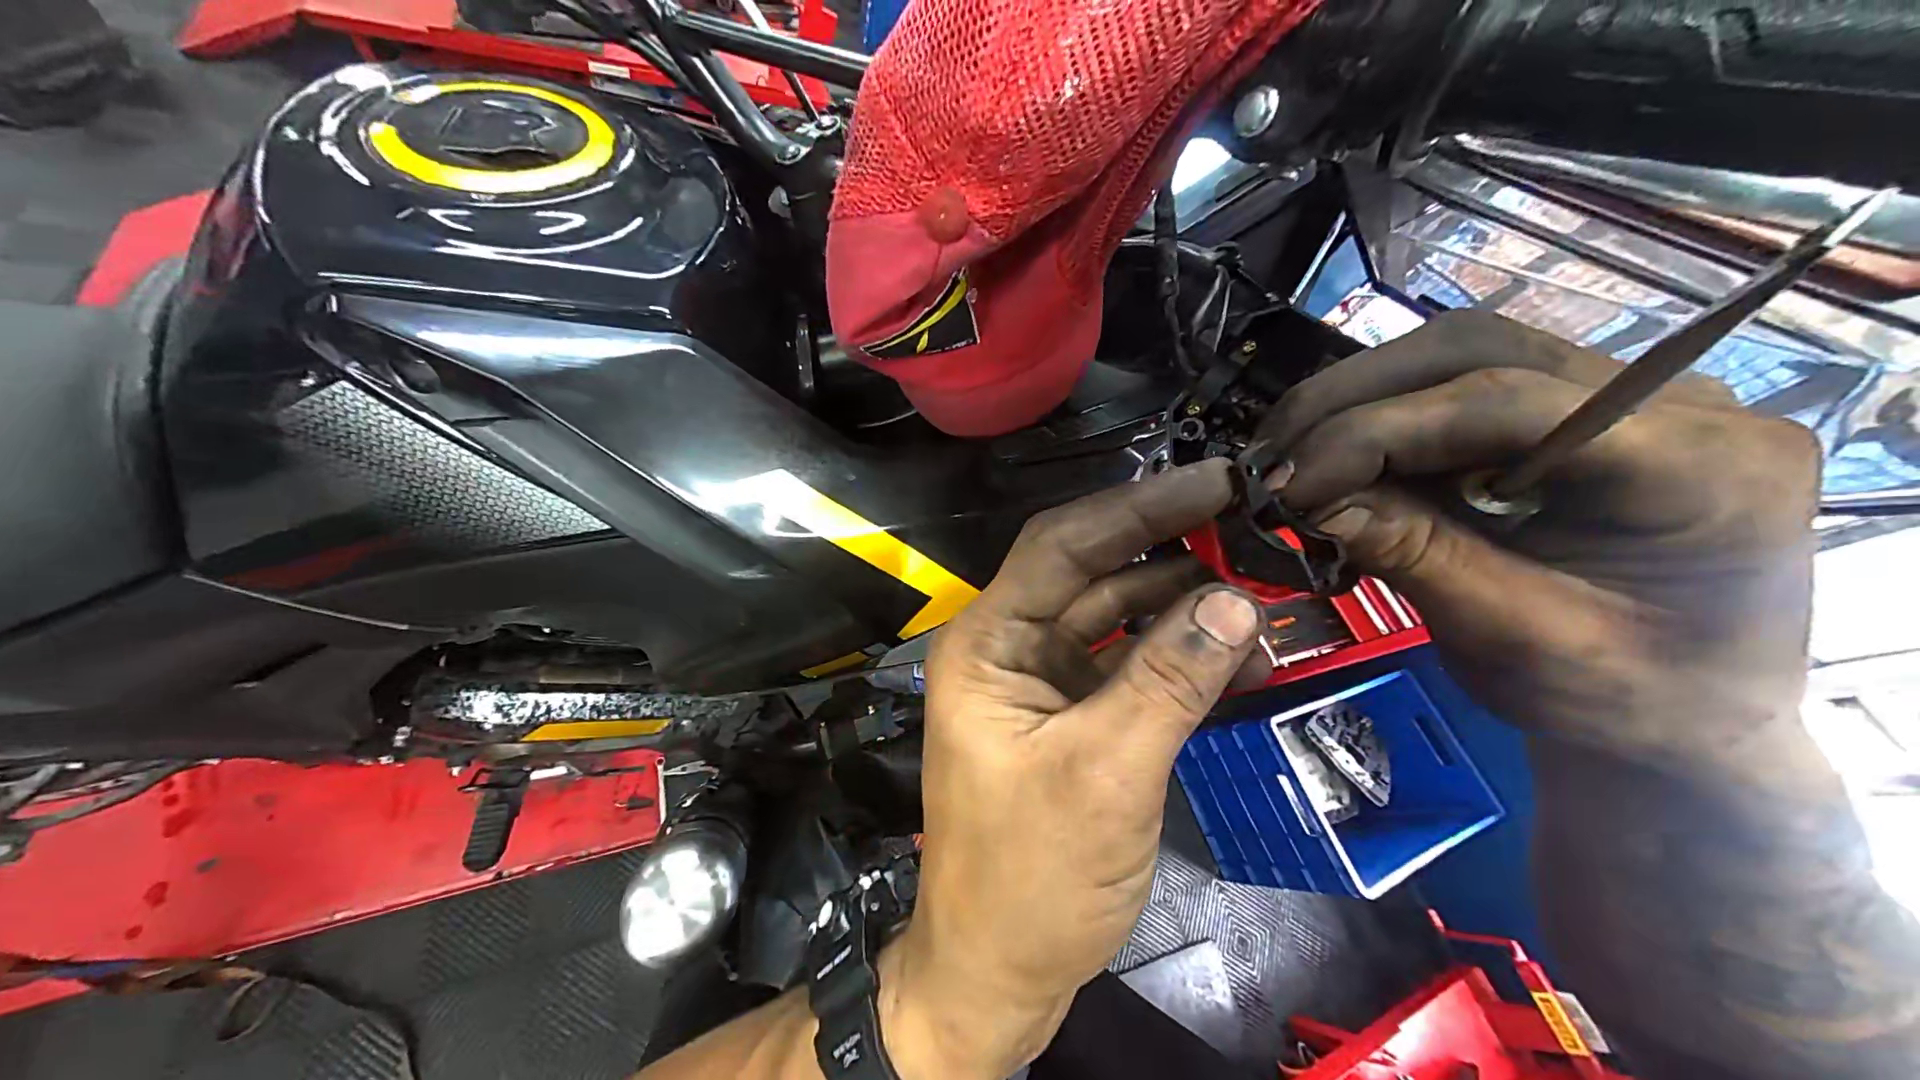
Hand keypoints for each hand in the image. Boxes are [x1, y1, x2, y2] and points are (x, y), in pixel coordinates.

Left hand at [877, 459, 1265, 1079]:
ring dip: (1184, 601)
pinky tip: (1241, 646)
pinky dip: (1181, 654)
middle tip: (1249, 518)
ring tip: (1261, 580)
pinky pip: (1132, 666)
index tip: (1215, 482)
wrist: (999, 971)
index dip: (1137, 508)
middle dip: (1168, 545)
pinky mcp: (1076, 717)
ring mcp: (1045, 682)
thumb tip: (1236, 600)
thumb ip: (1167, 680)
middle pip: (1093, 572)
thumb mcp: (1103, 773)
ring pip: (1119, 617)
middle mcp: (1011, 648)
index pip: (1062, 545)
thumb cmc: (1030, 877)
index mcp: (988, 643)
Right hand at [1255, 309, 1823, 792]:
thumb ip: (1417, 555)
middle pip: (1475, 351)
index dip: (1378, 433)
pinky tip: (1334, 460)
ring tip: (1290, 457)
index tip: (1290, 485)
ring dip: (1355, 402)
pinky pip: (1450, 389)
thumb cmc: (1618, 699)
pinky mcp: (1560, 415)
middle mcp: (1666, 401)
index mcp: (1697, 464)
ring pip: (1454, 355)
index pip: (1506, 403)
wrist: (1677, 719)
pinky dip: (1376, 421)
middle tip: (1273, 458)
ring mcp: (1613, 398)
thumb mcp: (1513, 637)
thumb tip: (1307, 500)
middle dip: (1352, 401)